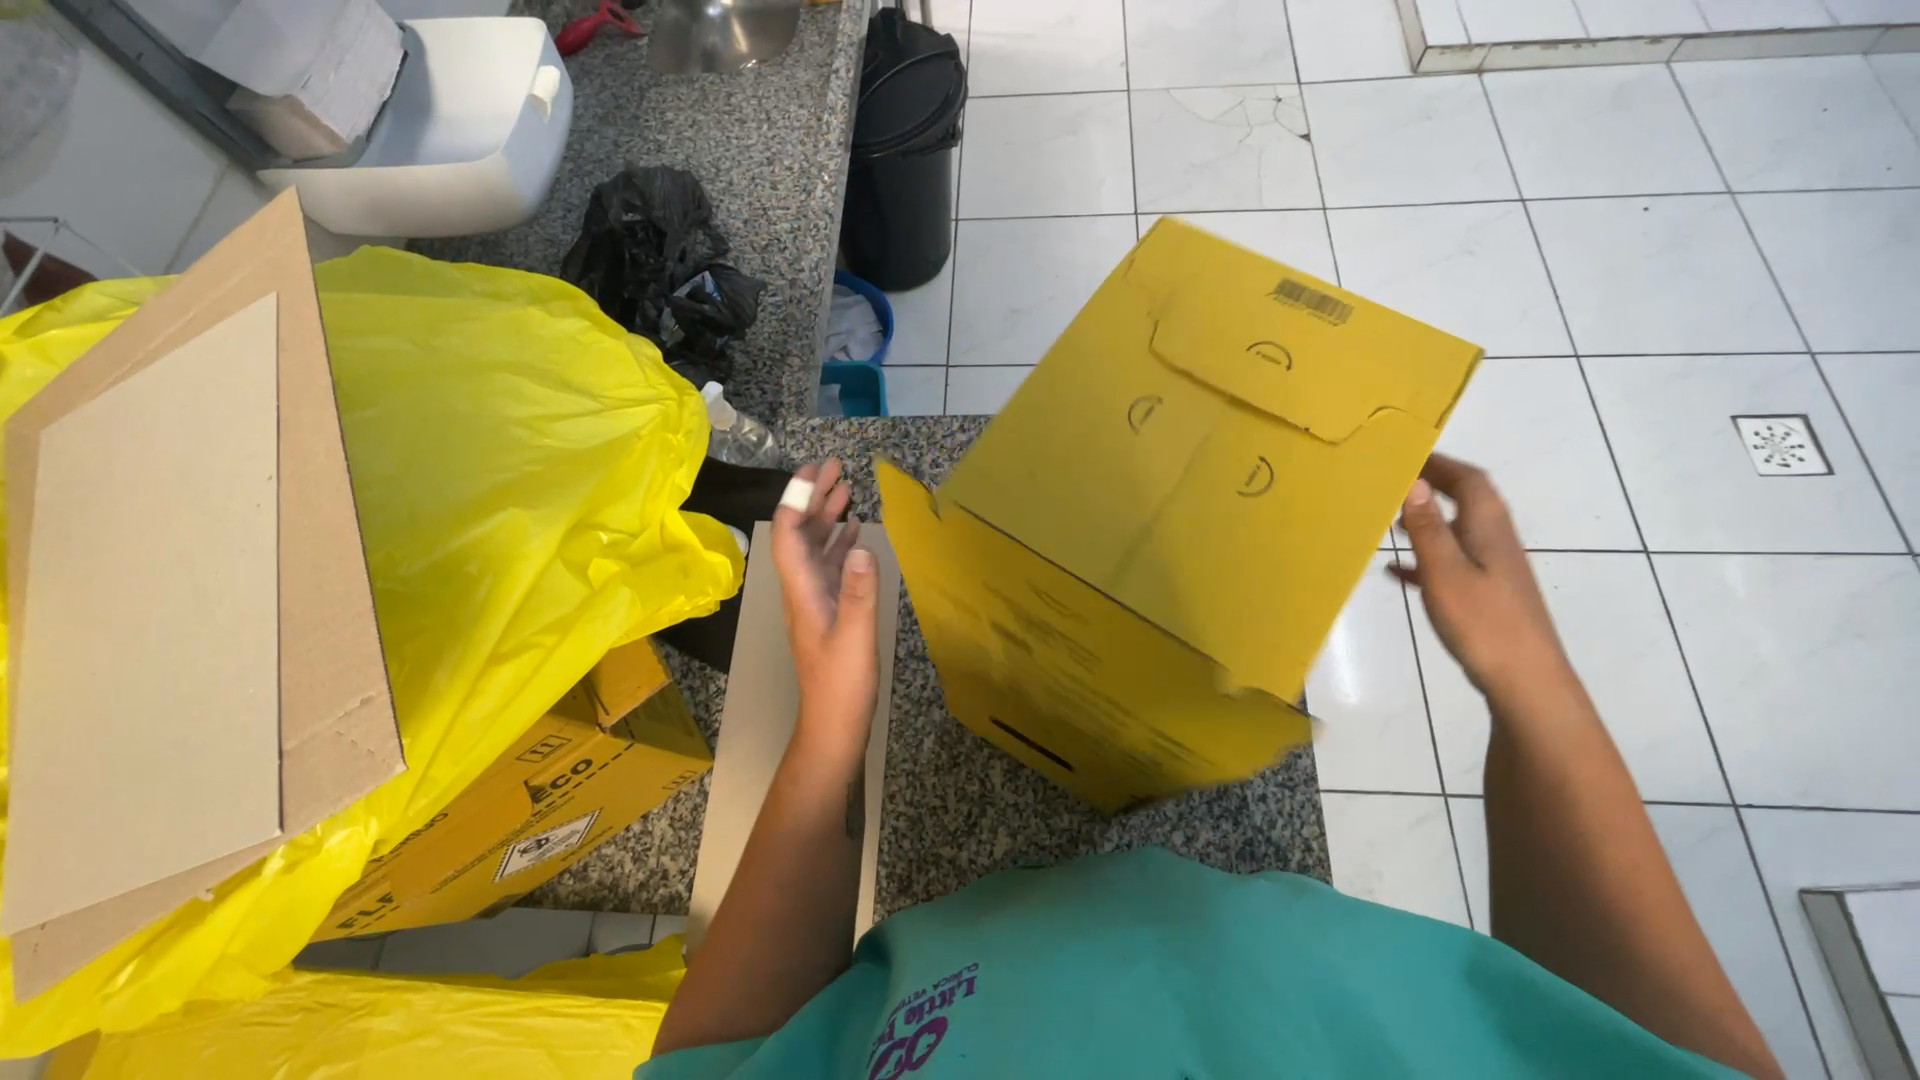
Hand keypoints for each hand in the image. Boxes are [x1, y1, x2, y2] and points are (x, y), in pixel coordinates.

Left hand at [770, 460, 879, 751]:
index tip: (815, 469)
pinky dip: (841, 544)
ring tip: (846, 488)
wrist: (834, 723)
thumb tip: (861, 544)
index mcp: (802, 591)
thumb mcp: (855, 638)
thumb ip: (859, 593)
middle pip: (801, 535)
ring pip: (816, 549)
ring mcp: (816, 601)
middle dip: (814, 498)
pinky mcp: (830, 611)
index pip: (788, 535)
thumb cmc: (842, 684)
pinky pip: (831, 567)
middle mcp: (803, 590)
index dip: (796, 499)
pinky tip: (855, 533)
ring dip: (827, 517)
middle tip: (835, 466)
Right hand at [1392, 454, 1572, 703]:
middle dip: (1435, 486)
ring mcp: (1494, 572)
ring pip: (1459, 533)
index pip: (1470, 481)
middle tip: (1394, 482)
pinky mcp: (1487, 597)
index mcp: (1488, 531)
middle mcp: (1496, 543)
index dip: (1442, 463)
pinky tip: (1397, 572)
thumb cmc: (1484, 624)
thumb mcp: (1446, 573)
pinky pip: (1452, 565)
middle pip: (1469, 502)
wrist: (1526, 682)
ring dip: (1428, 521)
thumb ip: (1428, 529)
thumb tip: (1416, 482)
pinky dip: (1425, 559)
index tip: (1407, 453)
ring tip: (1389, 522)